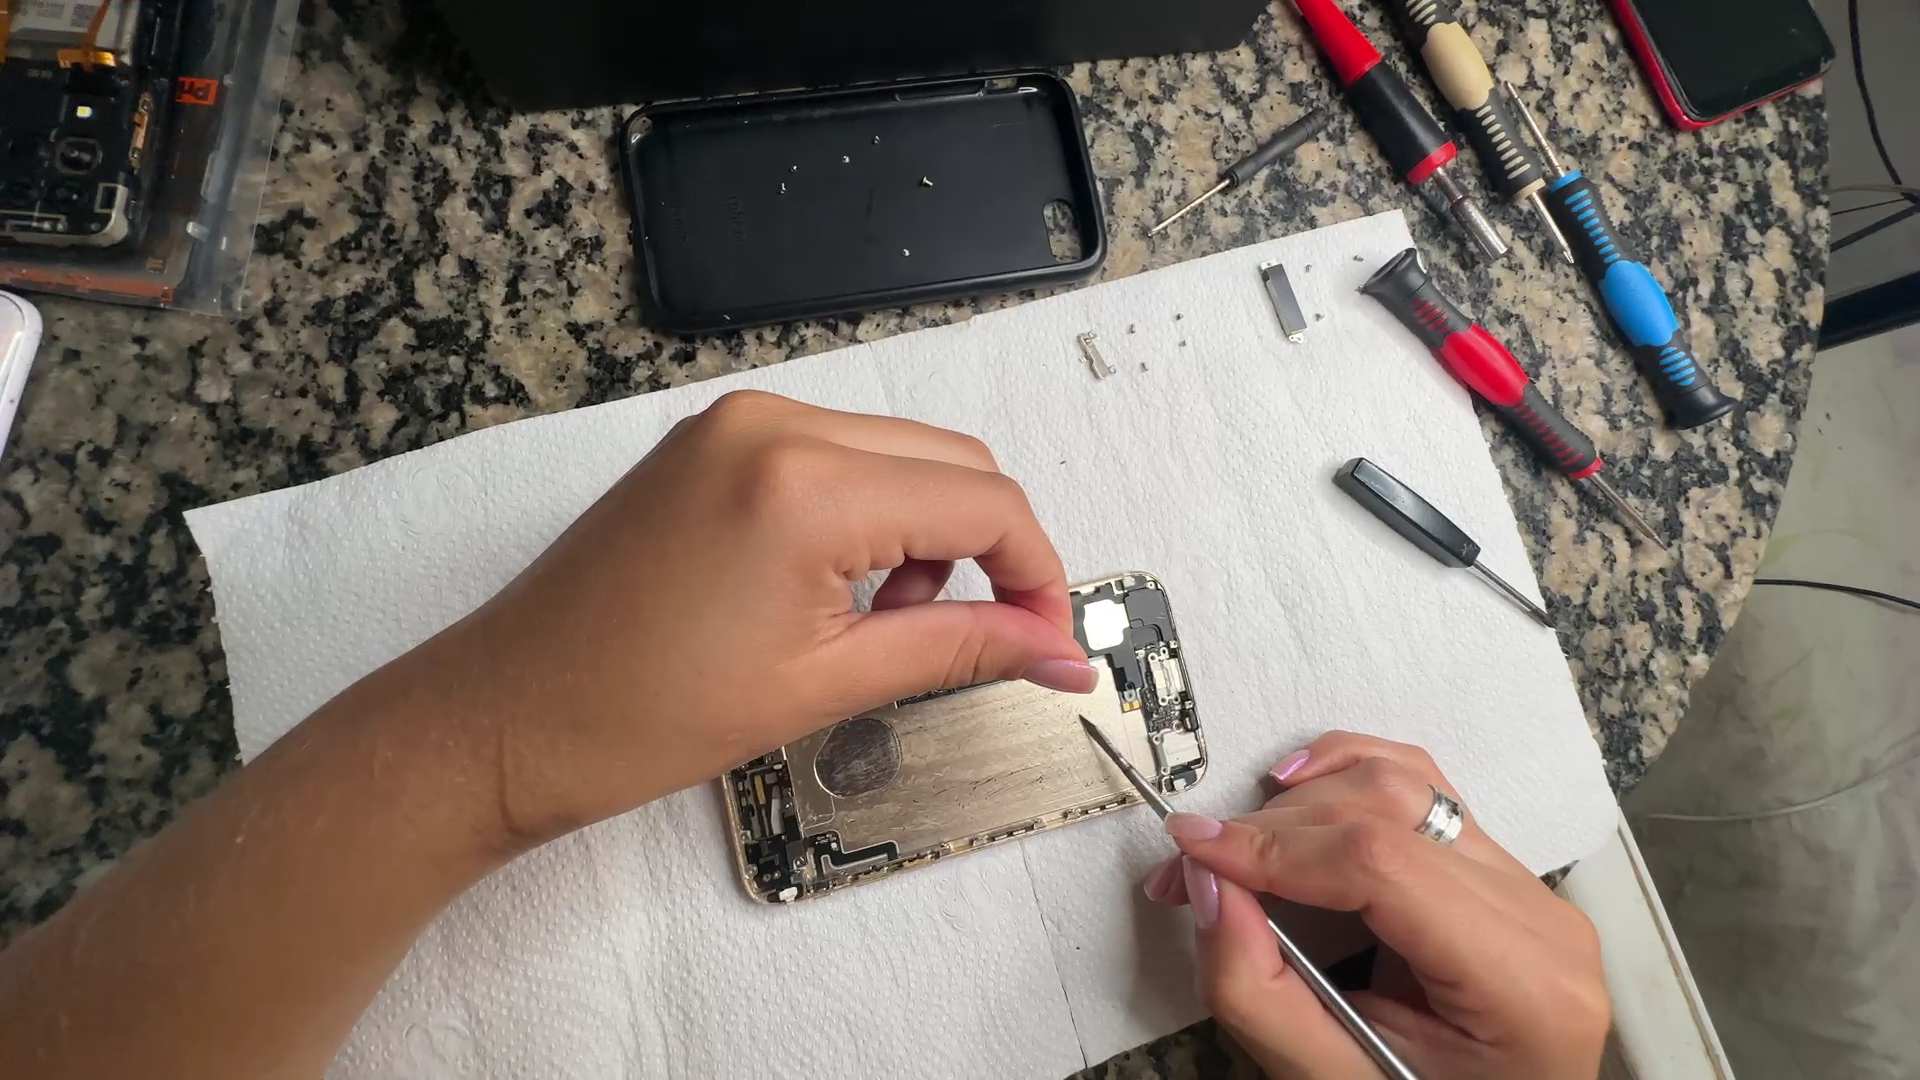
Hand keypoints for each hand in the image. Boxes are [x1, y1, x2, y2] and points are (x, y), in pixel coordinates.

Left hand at [376, 390, 1096, 846]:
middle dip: (991, 549)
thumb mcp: (829, 684)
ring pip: (904, 455)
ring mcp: (744, 420)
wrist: (499, 718)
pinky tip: (846, 579)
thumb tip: (1060, 657)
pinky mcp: (722, 438)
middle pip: (954, 463)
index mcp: (807, 483)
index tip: (1045, 641)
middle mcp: (778, 422)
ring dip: (932, 530)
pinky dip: (878, 512)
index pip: (984, 502)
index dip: (1038, 574)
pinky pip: (845, 454)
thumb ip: (963, 650)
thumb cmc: (643, 716)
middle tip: (983, 633)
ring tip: (891, 616)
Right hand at [1141, 732, 1608, 1079]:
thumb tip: (1204, 876)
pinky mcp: (1484, 853)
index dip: (1274, 845)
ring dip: (1295, 800)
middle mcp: (1535, 910)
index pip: (1379, 864)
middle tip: (1192, 867)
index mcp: (1522, 983)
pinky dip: (1338, 764)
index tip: (1191, 849)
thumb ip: (1254, 988)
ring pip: (1390, 778)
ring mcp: (1516, 873)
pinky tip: (1290, 787)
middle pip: (1378, 810)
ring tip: (1239, 846)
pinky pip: (1408, 773)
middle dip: (1265, 829)